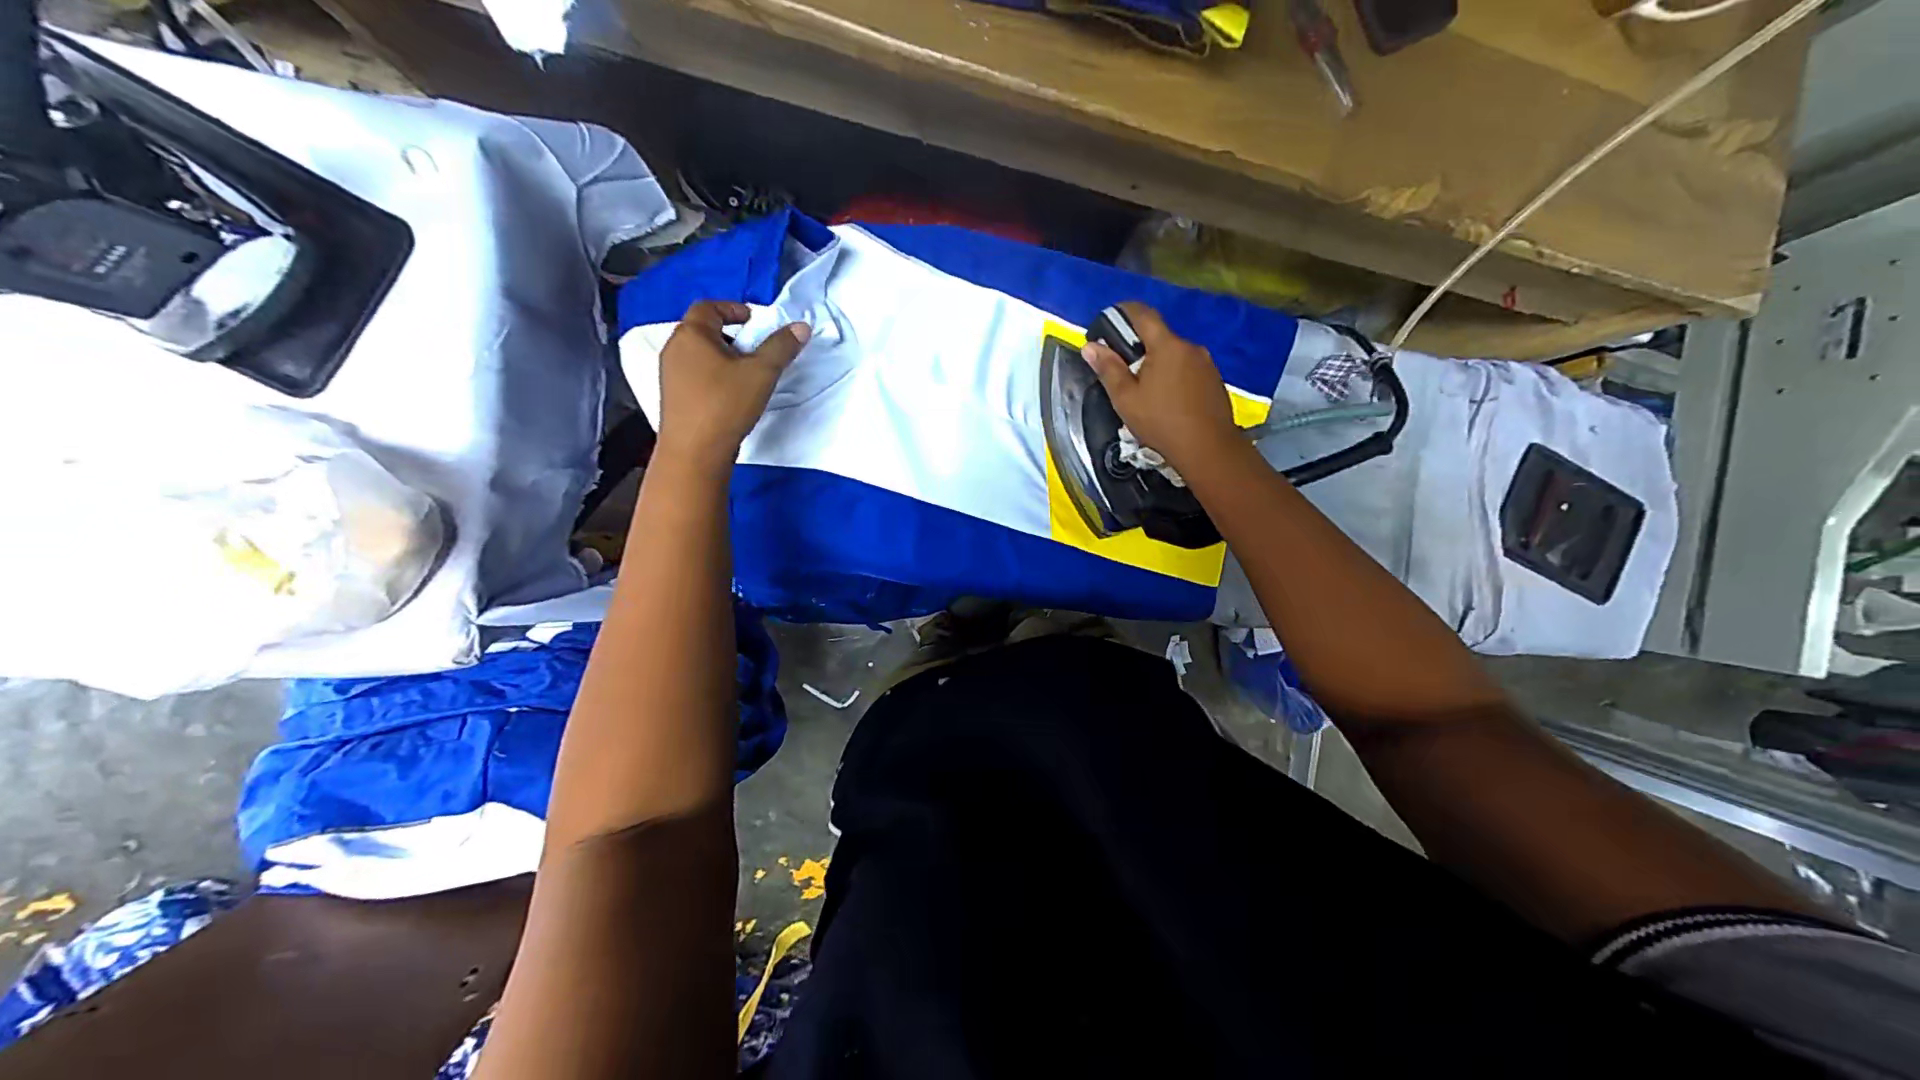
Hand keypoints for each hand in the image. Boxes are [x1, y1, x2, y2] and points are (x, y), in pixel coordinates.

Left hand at [657, 301, 810, 467]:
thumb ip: (781, 347)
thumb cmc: (725, 405)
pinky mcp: (673, 398)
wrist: (694, 453)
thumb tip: (801, 327)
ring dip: (722, 356)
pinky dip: (712, 374)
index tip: (754, 320)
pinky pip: (694, 374)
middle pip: (702, 330)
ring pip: (698, 354)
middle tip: (755, 348)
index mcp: (691, 335)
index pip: (709, 307)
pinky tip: (730, 394)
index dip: (733, 308)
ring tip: (746, 373)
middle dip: (730, 334)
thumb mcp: (761, 373)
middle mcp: (674, 349)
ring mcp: (669, 375)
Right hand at [1080, 302, 1239, 472]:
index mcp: (1167, 346)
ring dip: (1158, 364)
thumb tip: (1090, 346)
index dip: (1124, 311)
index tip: (1108, 321)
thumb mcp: (1126, 399)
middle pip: (1160, 337)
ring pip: (1175, 355)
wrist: (1208, 449)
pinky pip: (1189, 370)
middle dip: (1139, 347)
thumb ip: (1108, 369)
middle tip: (1122, 369)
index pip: (1143, 314)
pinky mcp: (1215, 381)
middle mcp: (1190, 347)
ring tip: (1146, 390)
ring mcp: (1206, 363)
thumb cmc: (1161, 422)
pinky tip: (1168, 400)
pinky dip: (1175, 377)